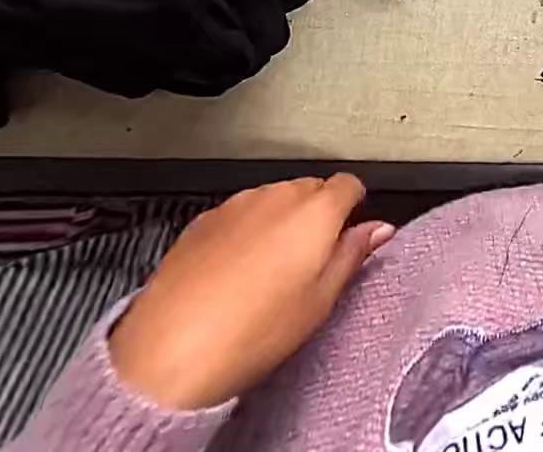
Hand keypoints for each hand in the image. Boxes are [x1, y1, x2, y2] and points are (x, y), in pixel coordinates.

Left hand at [107, 175, 393, 409]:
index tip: (348, 232)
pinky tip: (233, 271)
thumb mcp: (320, 300)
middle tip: (308, 260)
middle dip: (316, 215)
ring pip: (274, 199)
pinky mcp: (202, 220)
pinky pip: (238, 214)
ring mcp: (237, 205)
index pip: (350, 184)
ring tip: (266, 270)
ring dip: (279, 220)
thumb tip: (378, 230)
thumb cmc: (249, 332)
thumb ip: (353, 254)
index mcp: (317, 210)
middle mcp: (279, 195)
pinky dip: (244, 231)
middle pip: (312, 189)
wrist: (164, 357)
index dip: (353, 207)